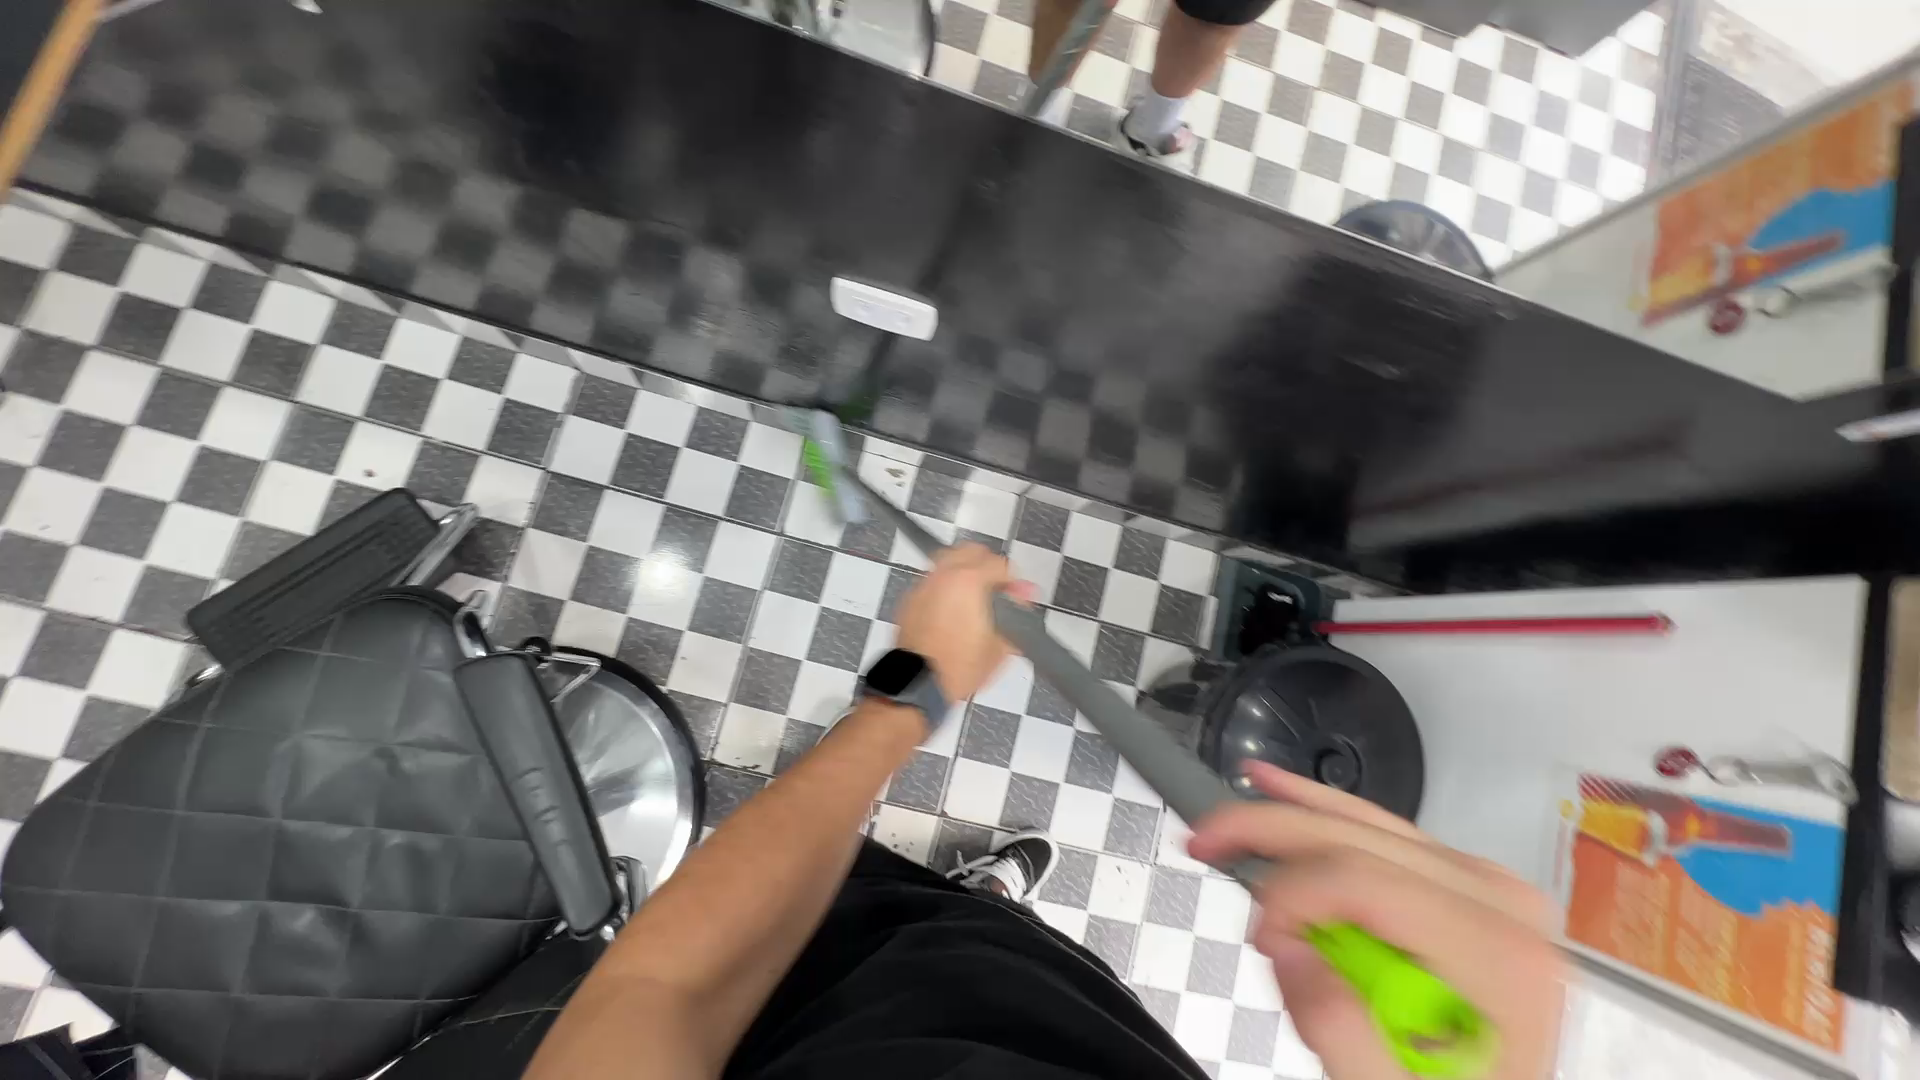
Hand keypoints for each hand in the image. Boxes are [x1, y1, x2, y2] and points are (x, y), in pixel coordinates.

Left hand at [893, 543, 1034, 702]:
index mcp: (970, 581)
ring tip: (974, 598)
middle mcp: (944, 575)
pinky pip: (932, 581)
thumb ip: (1016, 614)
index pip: (1000, 564)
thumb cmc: (960, 666)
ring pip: (948, 562)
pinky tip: (951, 610)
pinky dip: (944, 587)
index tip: (1016, 596)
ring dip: (964, 573)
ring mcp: (923, 585)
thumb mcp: (1000, 646)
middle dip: (987, 567)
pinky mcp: (909, 599)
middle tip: (996, 591)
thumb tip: (1025, 597)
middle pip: (971, 551)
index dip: (1014, 581)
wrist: (919, 684)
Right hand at [1188, 762, 1562, 1079]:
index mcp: (1491, 950)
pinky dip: (1315, 810)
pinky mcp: (1458, 876)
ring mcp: (1480, 880)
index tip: (1261, 942)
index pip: (1361, 879)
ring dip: (1280, 814)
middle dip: (1265, 832)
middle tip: (1202, 843)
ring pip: (1355, 819)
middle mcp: (1493, 899)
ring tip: (1221, 817)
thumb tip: (1285, 947)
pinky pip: (1373, 825)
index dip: (1290, 895)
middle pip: (1351, 837)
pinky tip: (1275, 786)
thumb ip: (1340, 1033)